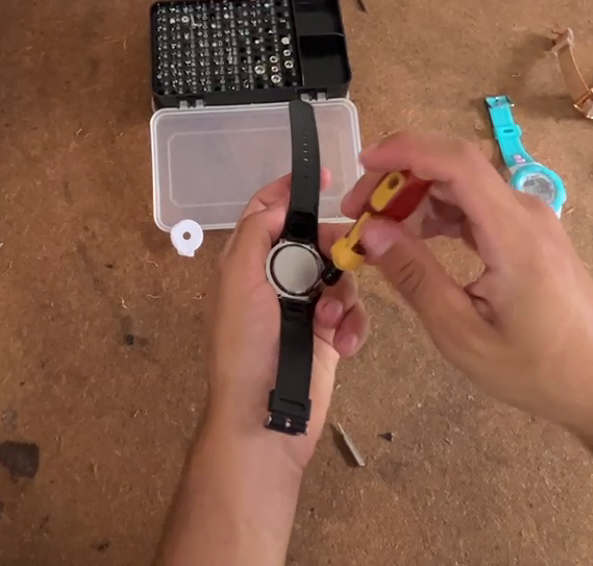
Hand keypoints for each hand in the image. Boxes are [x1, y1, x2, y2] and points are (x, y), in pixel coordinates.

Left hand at [201, 171, 368, 470]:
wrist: (264, 417)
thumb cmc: (246, 346)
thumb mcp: (240, 282)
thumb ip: (256, 235)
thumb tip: (277, 204)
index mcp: (246, 263)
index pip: (267, 213)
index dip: (290, 192)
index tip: (323, 176)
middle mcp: (275, 280)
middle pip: (314, 241)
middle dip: (334, 247)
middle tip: (350, 254)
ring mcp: (304, 307)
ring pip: (340, 275)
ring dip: (342, 293)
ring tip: (330, 319)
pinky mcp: (329, 334)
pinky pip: (352, 312)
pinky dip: (352, 323)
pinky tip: (343, 342)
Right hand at [339, 131, 592, 444]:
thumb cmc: (540, 371)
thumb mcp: (463, 333)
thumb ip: (414, 276)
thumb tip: (370, 230)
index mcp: (512, 232)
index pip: (455, 161)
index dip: (404, 150)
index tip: (362, 163)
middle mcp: (523, 211)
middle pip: (451, 165)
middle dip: (397, 176)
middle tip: (356, 210)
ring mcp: (528, 219)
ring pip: (459, 183)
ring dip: (413, 195)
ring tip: (376, 229)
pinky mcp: (527, 233)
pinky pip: (473, 204)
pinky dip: (436, 211)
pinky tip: (413, 239)